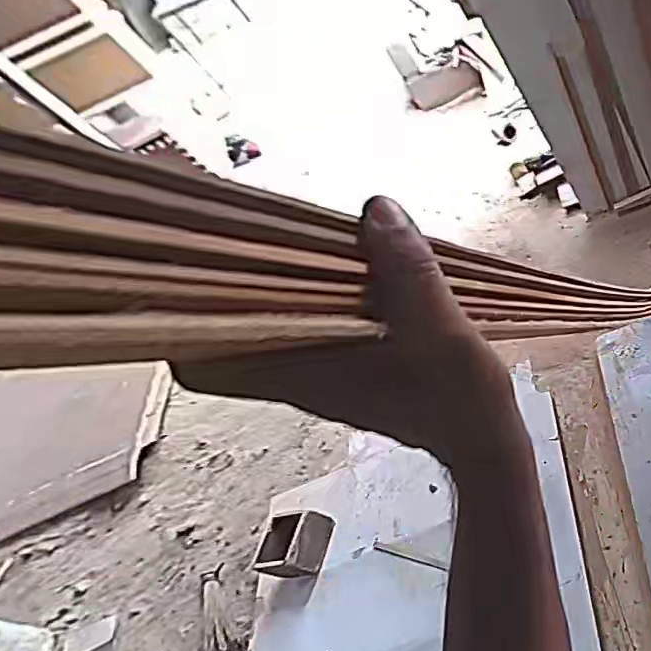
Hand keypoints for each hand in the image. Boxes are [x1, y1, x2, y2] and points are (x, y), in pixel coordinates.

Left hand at [173, 196, 524, 472]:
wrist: (484, 441)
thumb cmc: (463, 403)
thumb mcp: (445, 335)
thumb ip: (411, 276)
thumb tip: (376, 209)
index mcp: (306, 375)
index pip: (200, 363)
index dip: (173, 316)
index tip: (166, 268)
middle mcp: (299, 377)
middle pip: (220, 331)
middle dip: (208, 281)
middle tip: (207, 223)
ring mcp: (318, 374)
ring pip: (259, 325)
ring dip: (254, 282)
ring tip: (260, 228)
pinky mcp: (340, 367)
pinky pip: (297, 323)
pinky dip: (297, 293)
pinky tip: (325, 264)